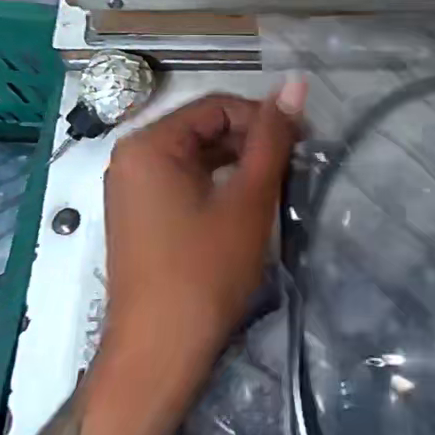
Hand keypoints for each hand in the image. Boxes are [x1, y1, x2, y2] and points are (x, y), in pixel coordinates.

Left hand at [103, 84, 304, 366]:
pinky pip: (183, 183)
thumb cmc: (206, 270)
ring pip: (196, 158)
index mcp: (150, 144)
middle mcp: (131, 158)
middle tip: (294, 167)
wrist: (161, 350)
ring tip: (277, 188)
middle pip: (204, 129)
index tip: (302, 144)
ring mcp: (131, 190)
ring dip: (239, 165)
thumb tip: (297, 84)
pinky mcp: (139, 217)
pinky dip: (218, 186)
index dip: (265, 119)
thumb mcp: (249, 199)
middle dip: (252, 142)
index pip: (218, 106)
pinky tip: (246, 208)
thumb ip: (273, 138)